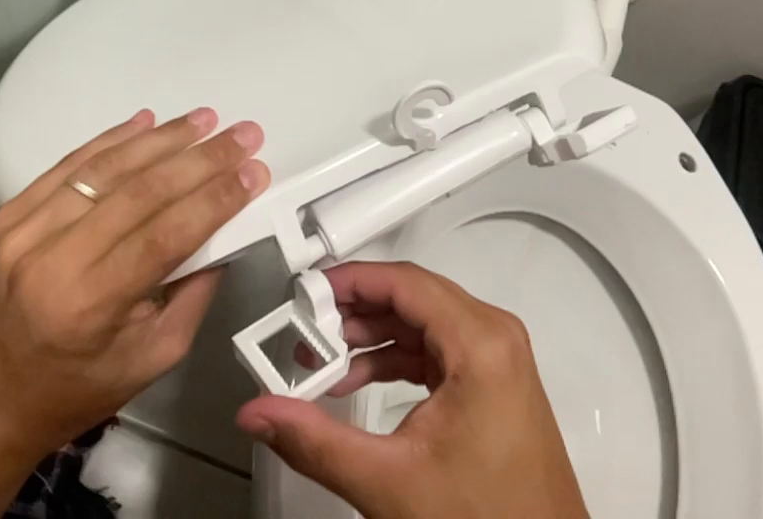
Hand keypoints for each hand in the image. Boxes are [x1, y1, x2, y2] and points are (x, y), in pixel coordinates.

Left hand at [0, 107, 271, 460]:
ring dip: (162, 139)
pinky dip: (111, 140)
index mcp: (89, 306)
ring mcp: (21, 233)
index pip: (165, 234)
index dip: (216, 198)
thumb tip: (227, 229)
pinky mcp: (7, 218)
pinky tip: (147, 121)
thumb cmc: (79, 390)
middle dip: (201, 159)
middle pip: (139, 193)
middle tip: (244, 135)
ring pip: (105, 169)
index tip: (255, 171)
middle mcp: (50, 261)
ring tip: (205, 120)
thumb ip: (195, 291)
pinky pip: (68, 167)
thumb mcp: (155, 356)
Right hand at [236, 262, 588, 518]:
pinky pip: (435, 346)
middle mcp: (495, 339)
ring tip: (322, 355)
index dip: (350, 281)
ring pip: (422, 319)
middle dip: (353, 309)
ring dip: (372, 332)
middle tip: (305, 325)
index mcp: (481, 345)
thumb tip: (266, 412)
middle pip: (411, 295)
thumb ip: (315, 441)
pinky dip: (395, 355)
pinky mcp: (490, 380)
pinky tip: (358, 376)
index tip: (310, 292)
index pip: (404, 282)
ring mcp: (496, 358)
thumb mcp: (389, 481)